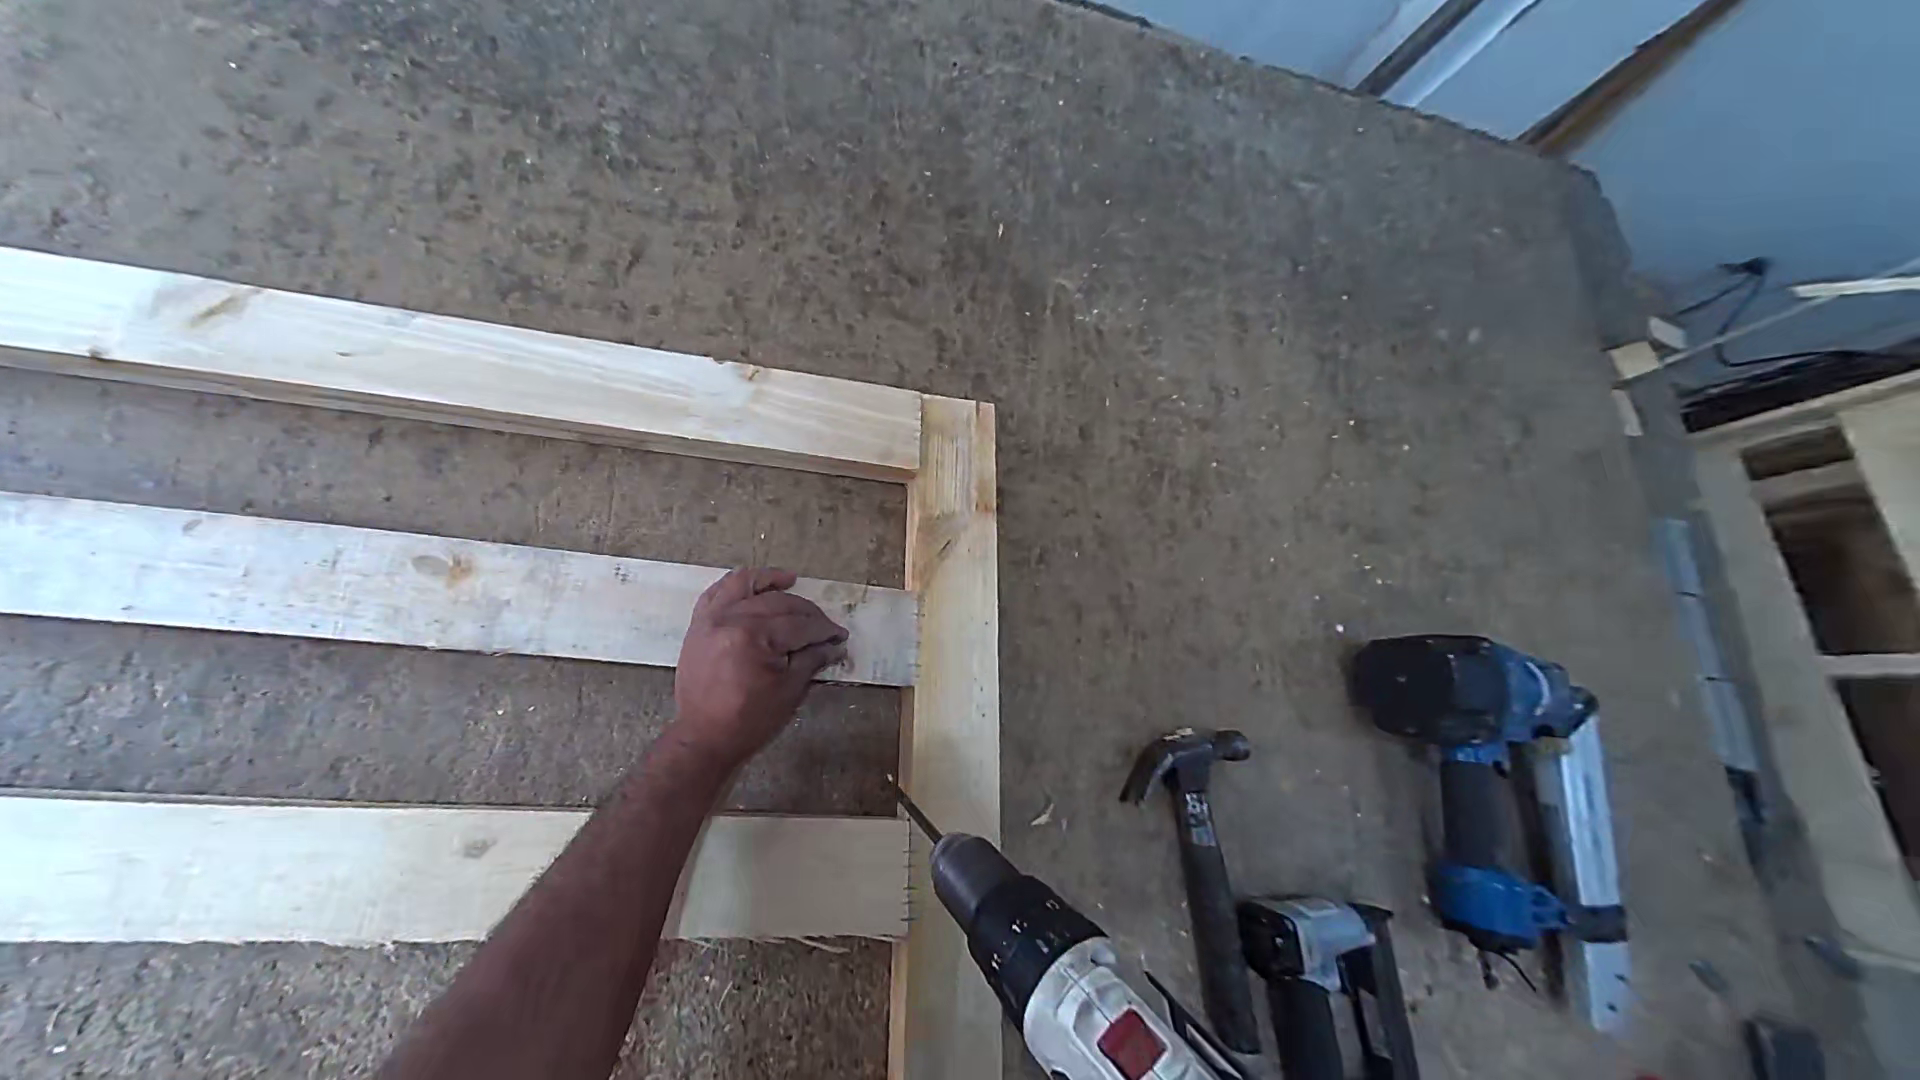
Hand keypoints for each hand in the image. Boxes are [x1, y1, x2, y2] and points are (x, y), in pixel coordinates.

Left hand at [671, 567, 848, 768]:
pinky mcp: (698, 626)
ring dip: (769, 580)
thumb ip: (812, 659)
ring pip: (743, 586)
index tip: (840, 636)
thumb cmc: (750, 720)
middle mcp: (730, 620)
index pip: (799, 625)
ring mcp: (710, 620)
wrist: (704, 739)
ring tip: (789, 580)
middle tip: (825, 626)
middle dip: (807, 613)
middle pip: (777, 604)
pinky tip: (752, 586)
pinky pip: (715, 594)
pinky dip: (734, 585)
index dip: (824, 630)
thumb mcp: (790, 690)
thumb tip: (835, 645)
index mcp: (753, 637)